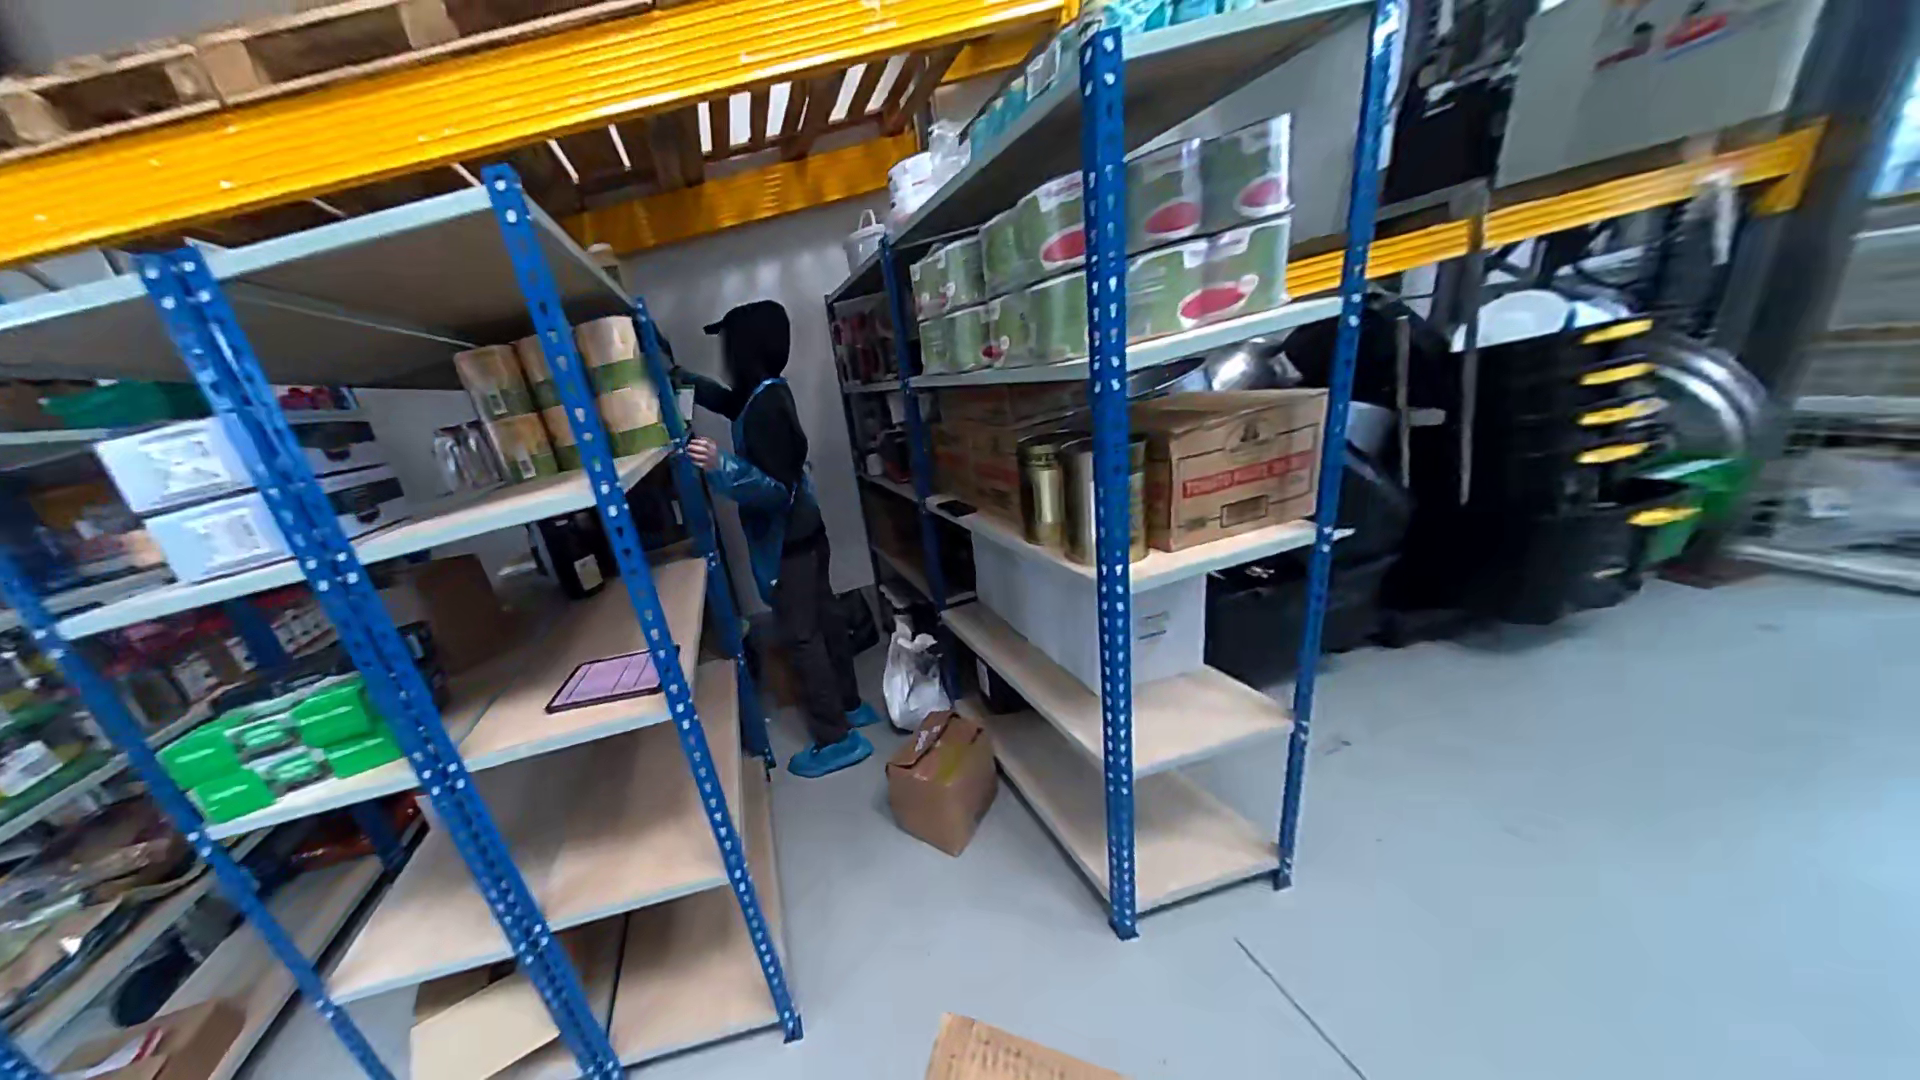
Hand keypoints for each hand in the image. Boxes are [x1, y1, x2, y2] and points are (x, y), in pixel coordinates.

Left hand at [685, 436, 720, 470]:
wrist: (719, 462)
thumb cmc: (712, 452)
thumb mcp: (712, 445)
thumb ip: (705, 440)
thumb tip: (696, 437)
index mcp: (712, 447)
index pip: (704, 443)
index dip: (697, 441)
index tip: (691, 441)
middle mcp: (711, 453)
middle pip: (702, 450)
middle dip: (693, 447)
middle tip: (687, 447)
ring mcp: (709, 460)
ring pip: (699, 457)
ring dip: (692, 454)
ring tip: (687, 453)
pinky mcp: (706, 466)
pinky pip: (699, 464)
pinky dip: (694, 462)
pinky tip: (691, 460)